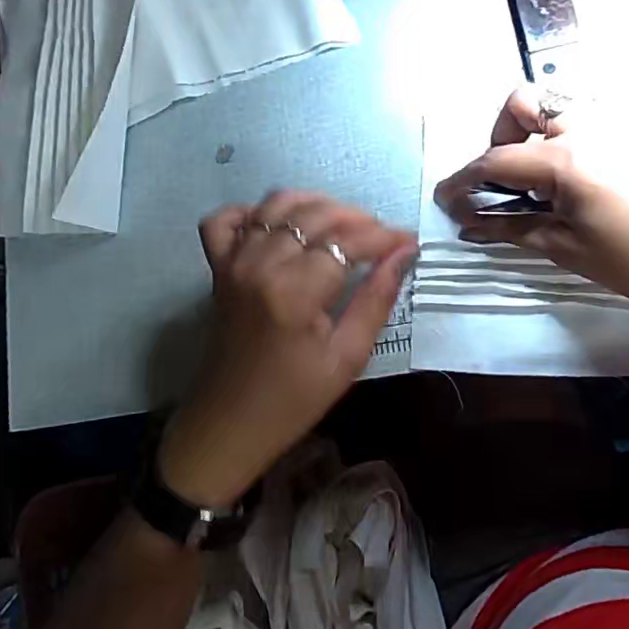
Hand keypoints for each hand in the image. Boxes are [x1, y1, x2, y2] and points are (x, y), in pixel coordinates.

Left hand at [158, 191, 415, 507]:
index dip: (384, 237)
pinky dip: (254, 213)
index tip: (410, 241)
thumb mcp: (348, 356)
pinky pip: (227, 220)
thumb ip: (376, 299)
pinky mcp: (217, 268)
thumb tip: (404, 254)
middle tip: (384, 238)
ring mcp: (233, 263)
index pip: (347, 242)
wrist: (230, 423)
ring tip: (345, 225)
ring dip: (316, 205)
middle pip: (315, 215)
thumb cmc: (295, 399)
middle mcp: (260, 265)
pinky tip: (281, 226)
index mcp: (293, 292)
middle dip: (358, 219)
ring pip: (276, 205)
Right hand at [433, 87, 628, 353]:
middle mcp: (587, 123)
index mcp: (564, 160)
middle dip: (500, 139)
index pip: (494, 161)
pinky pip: (592, 113)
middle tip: (509, 184)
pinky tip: (589, 175)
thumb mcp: (573, 252)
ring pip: (558, 102)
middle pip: (520, 105)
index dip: (463, 180)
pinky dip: (572, 135)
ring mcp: (619, 117)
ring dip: (536, 133)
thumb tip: (475, 224)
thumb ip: (518, 229)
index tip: (449, 199)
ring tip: (550, 181)